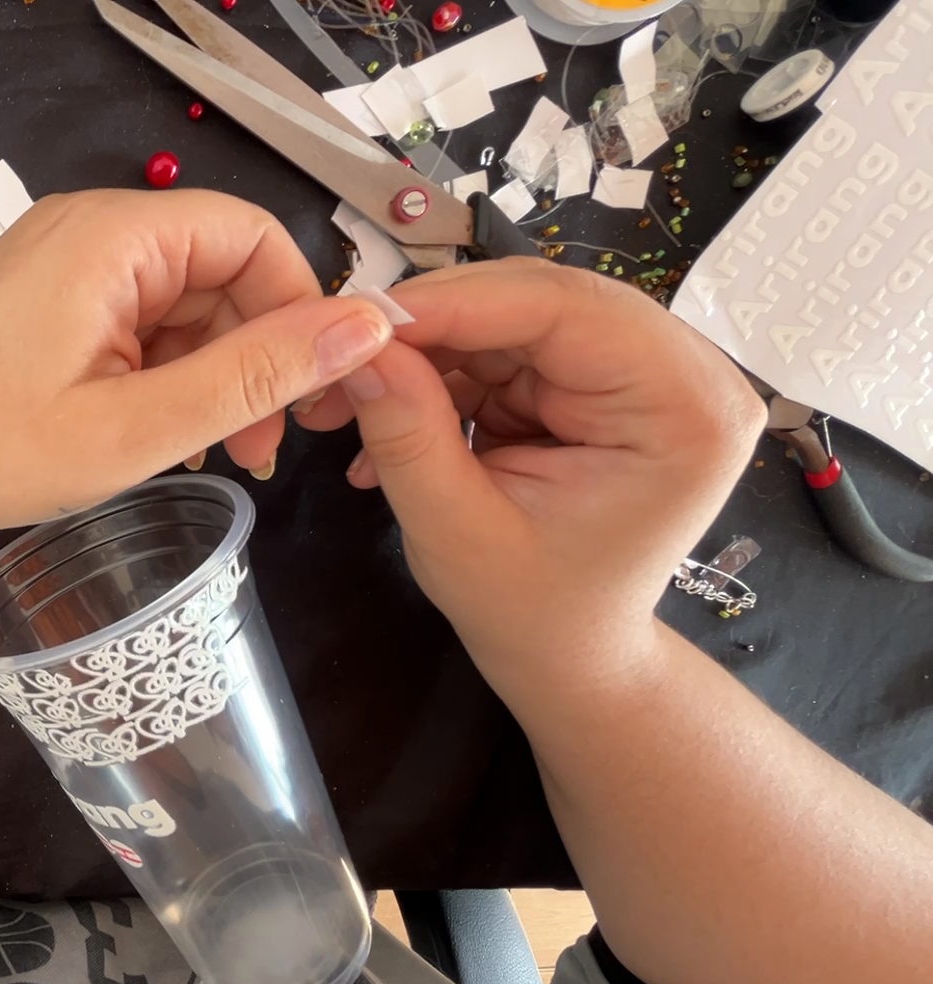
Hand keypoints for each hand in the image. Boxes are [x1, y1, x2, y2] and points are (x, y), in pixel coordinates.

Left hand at [0, 188, 393, 541]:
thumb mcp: (140, 427)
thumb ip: (254, 375)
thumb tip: (365, 325)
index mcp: (109, 234)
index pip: (250, 236)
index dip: (295, 313)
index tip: (304, 398)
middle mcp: (82, 228)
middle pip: (212, 272)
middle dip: (246, 357)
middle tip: (253, 448)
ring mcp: (56, 263)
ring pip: (174, 303)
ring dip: (203, 373)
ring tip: (201, 449)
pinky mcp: (42, 299)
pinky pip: (129, 320)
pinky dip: (156, 371)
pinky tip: (154, 427)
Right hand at [296, 259, 764, 675]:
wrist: (557, 645)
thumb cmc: (522, 604)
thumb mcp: (451, 525)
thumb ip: (406, 434)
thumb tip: (354, 351)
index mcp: (680, 408)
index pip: (565, 309)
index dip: (454, 304)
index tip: (355, 325)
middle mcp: (670, 373)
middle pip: (534, 303)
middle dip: (426, 331)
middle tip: (339, 361)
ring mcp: (623, 377)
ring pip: (500, 325)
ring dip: (415, 360)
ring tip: (342, 409)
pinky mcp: (577, 389)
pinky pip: (490, 357)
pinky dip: (428, 385)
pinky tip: (383, 427)